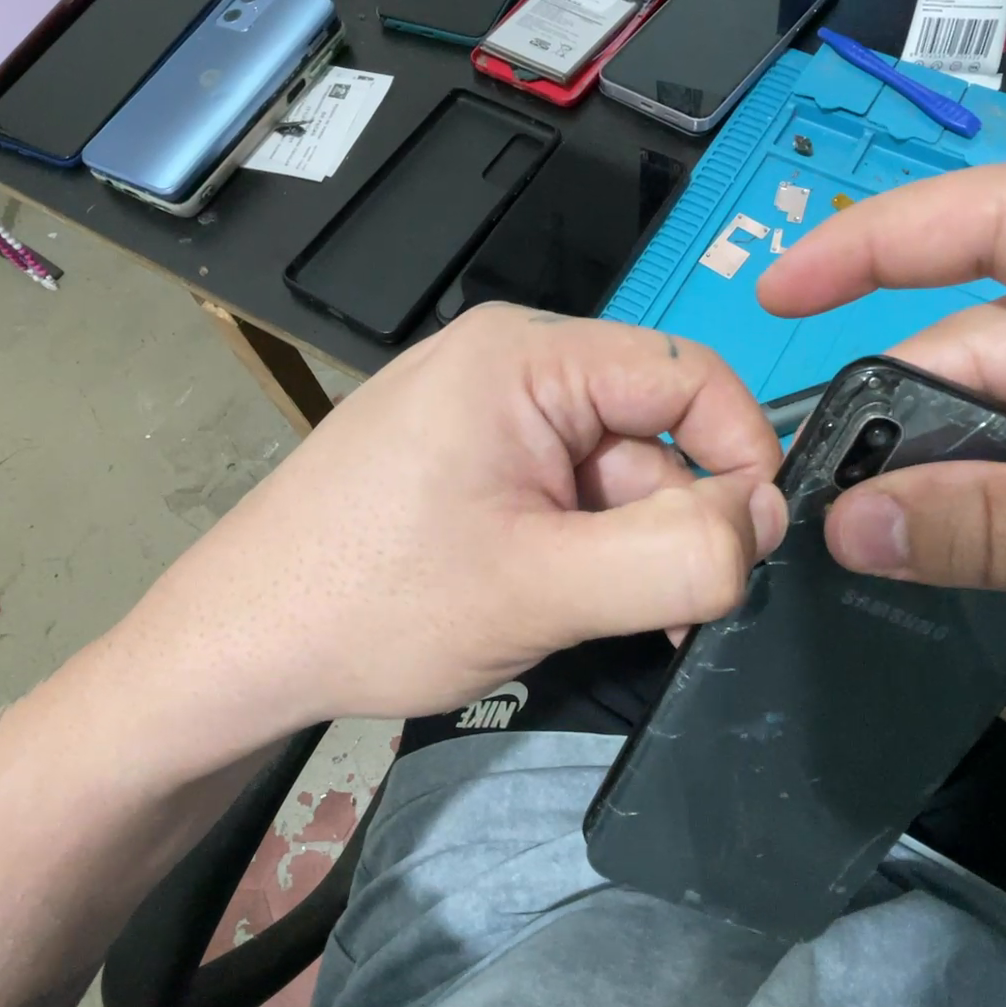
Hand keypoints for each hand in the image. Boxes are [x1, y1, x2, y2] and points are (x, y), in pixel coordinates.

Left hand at [97, 306, 785, 741]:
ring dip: (622, 552)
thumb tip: (767, 518)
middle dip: (669, 528)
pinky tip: (555, 602)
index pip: (686, 373)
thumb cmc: (373, 605)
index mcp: (524, 358)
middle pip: (647, 435)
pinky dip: (581, 553)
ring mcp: (481, 419)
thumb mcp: (542, 588)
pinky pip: (560, 497)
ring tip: (584, 618)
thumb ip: (673, 556)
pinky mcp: (465, 465)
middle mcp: (506, 368)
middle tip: (660, 619)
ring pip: (607, 479)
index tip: (751, 545)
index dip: (741, 453)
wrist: (238, 648)